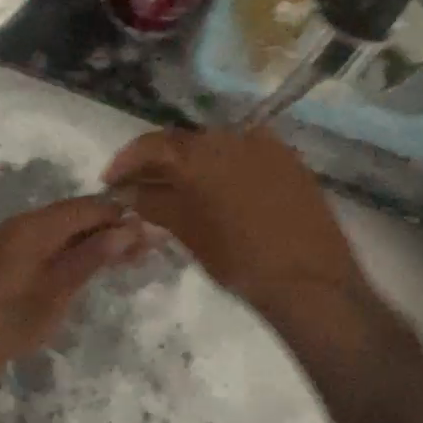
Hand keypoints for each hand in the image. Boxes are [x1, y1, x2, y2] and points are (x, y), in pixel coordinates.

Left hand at [0, 198, 146, 373]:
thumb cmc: (19, 314)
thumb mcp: (62, 286)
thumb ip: (95, 254)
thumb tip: (132, 227)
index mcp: (35, 224)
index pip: (86, 207)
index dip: (120, 216)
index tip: (155, 232)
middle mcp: (26, 222)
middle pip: (76, 213)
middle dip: (112, 225)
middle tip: (150, 247)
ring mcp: (19, 237)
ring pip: (67, 227)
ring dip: (98, 237)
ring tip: (134, 256)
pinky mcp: (18, 253)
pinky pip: (55, 239)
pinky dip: (80, 246)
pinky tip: (101, 261)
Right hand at [103, 127, 367, 305]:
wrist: (311, 285)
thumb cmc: (236, 258)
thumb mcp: (183, 229)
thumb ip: (149, 201)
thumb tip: (126, 190)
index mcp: (196, 153)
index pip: (148, 144)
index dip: (125, 162)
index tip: (111, 181)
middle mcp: (227, 138)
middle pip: (181, 142)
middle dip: (159, 162)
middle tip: (143, 185)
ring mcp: (263, 147)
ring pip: (215, 146)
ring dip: (193, 162)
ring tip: (182, 188)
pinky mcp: (290, 161)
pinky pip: (247, 153)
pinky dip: (227, 165)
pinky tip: (222, 188)